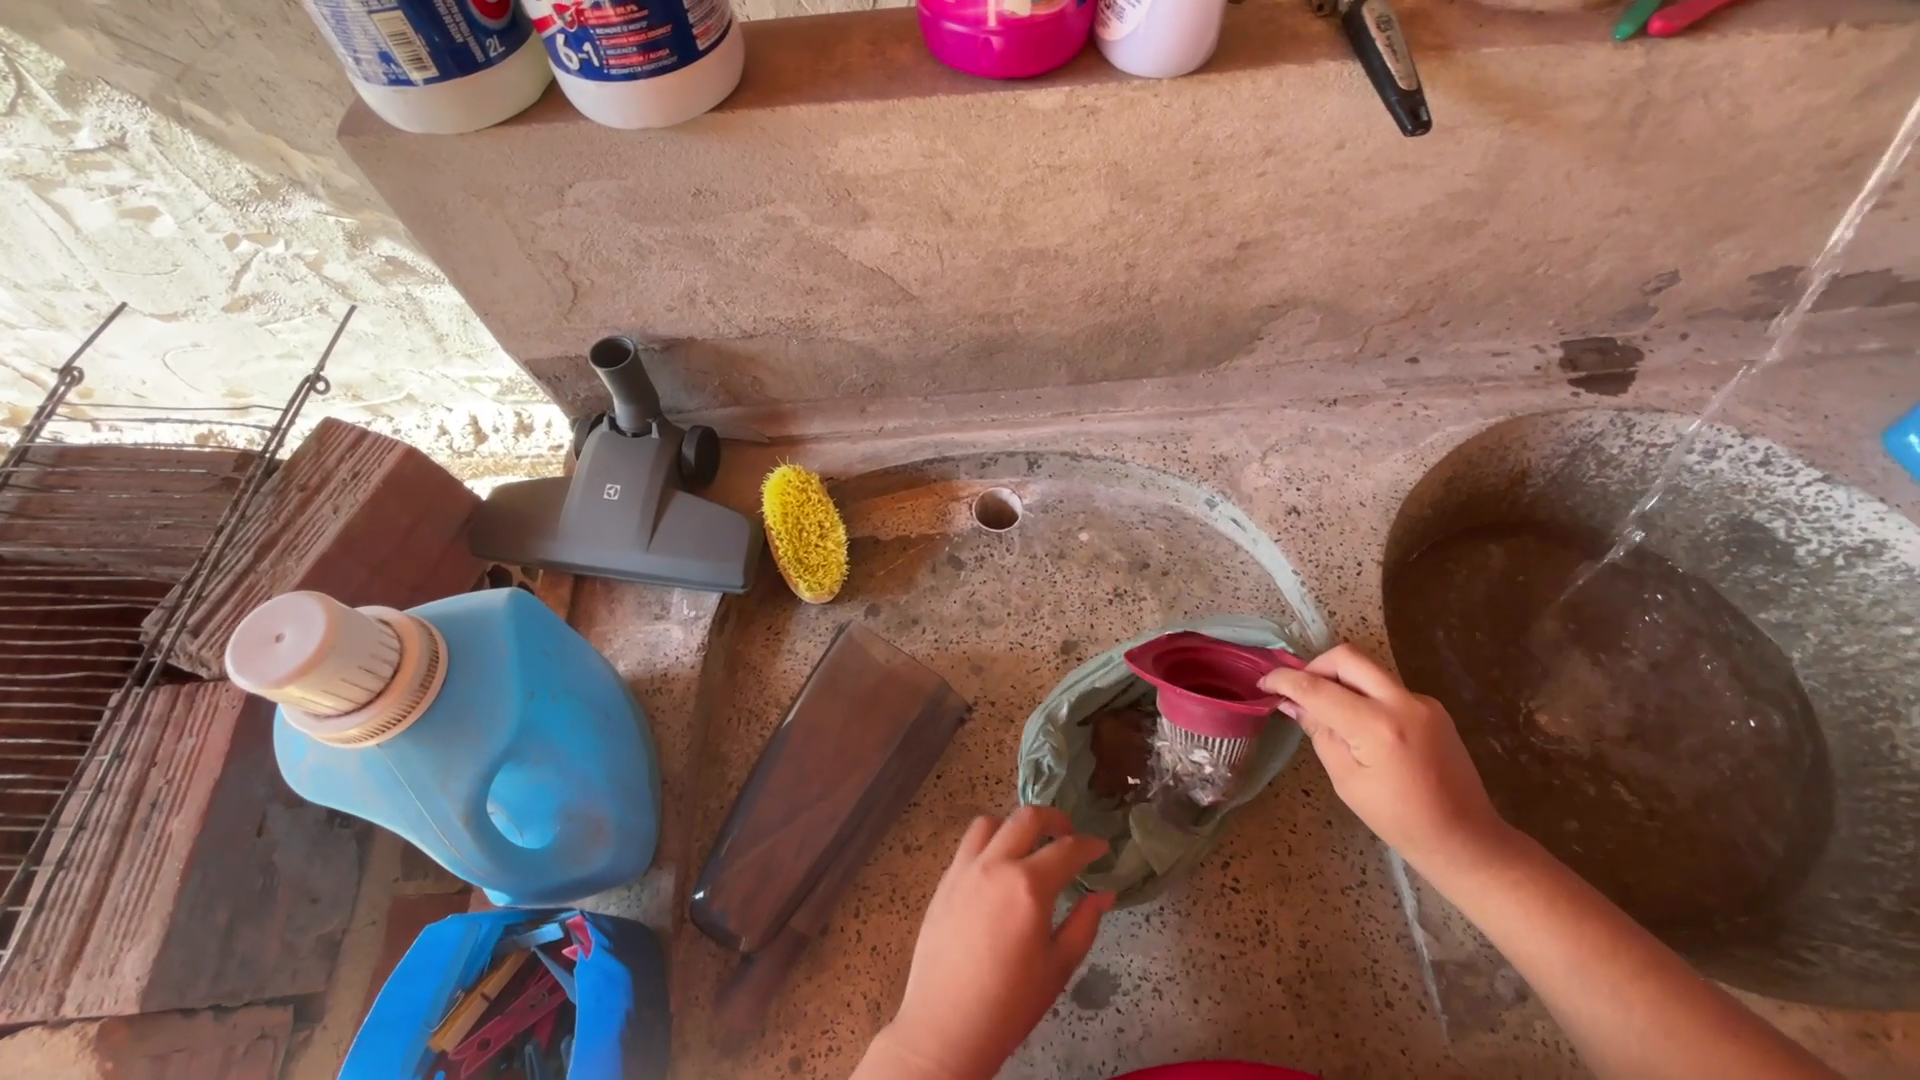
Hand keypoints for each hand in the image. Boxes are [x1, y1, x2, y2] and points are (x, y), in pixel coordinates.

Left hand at [863, 807, 1114, 1079]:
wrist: (947, 1025)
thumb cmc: (1011, 1003)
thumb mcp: (1059, 966)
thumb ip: (1084, 923)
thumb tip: (1104, 894)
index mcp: (1029, 886)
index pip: (1067, 849)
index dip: (1089, 845)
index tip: (1101, 848)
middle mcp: (995, 866)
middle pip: (1027, 818)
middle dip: (1055, 819)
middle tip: (1068, 835)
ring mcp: (964, 870)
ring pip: (990, 822)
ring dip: (1014, 826)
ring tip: (1028, 846)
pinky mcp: (944, 882)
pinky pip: (968, 845)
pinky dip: (988, 843)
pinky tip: (998, 868)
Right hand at [1259, 644, 1511, 873]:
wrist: (1464, 836)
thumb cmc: (1397, 819)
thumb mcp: (1345, 779)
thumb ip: (1319, 732)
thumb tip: (1293, 703)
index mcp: (1377, 726)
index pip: (1317, 688)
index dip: (1284, 681)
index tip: (1264, 682)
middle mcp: (1402, 702)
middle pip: (1347, 657)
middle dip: (1315, 666)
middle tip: (1298, 689)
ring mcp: (1422, 702)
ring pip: (1368, 670)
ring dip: (1339, 679)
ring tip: (1325, 710)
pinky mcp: (1432, 708)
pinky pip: (1386, 687)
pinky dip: (1362, 695)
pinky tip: (1357, 725)